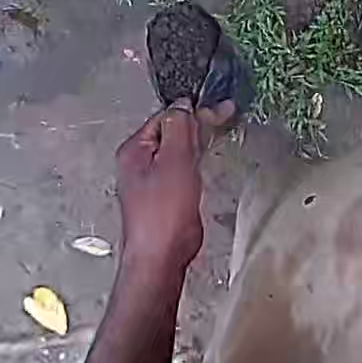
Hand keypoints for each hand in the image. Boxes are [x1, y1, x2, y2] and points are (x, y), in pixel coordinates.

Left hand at [114, 104, 207, 276]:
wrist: (161, 259)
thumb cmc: (165, 209)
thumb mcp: (174, 158)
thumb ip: (179, 126)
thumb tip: (182, 102)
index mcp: (134, 149)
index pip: (166, 116)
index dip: (192, 112)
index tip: (218, 110)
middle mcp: (139, 161)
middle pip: (172, 131)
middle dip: (198, 124)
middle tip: (226, 115)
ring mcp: (151, 179)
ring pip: (178, 149)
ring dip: (198, 141)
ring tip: (220, 131)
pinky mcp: (164, 194)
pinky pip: (181, 167)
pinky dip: (195, 160)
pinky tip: (207, 159)